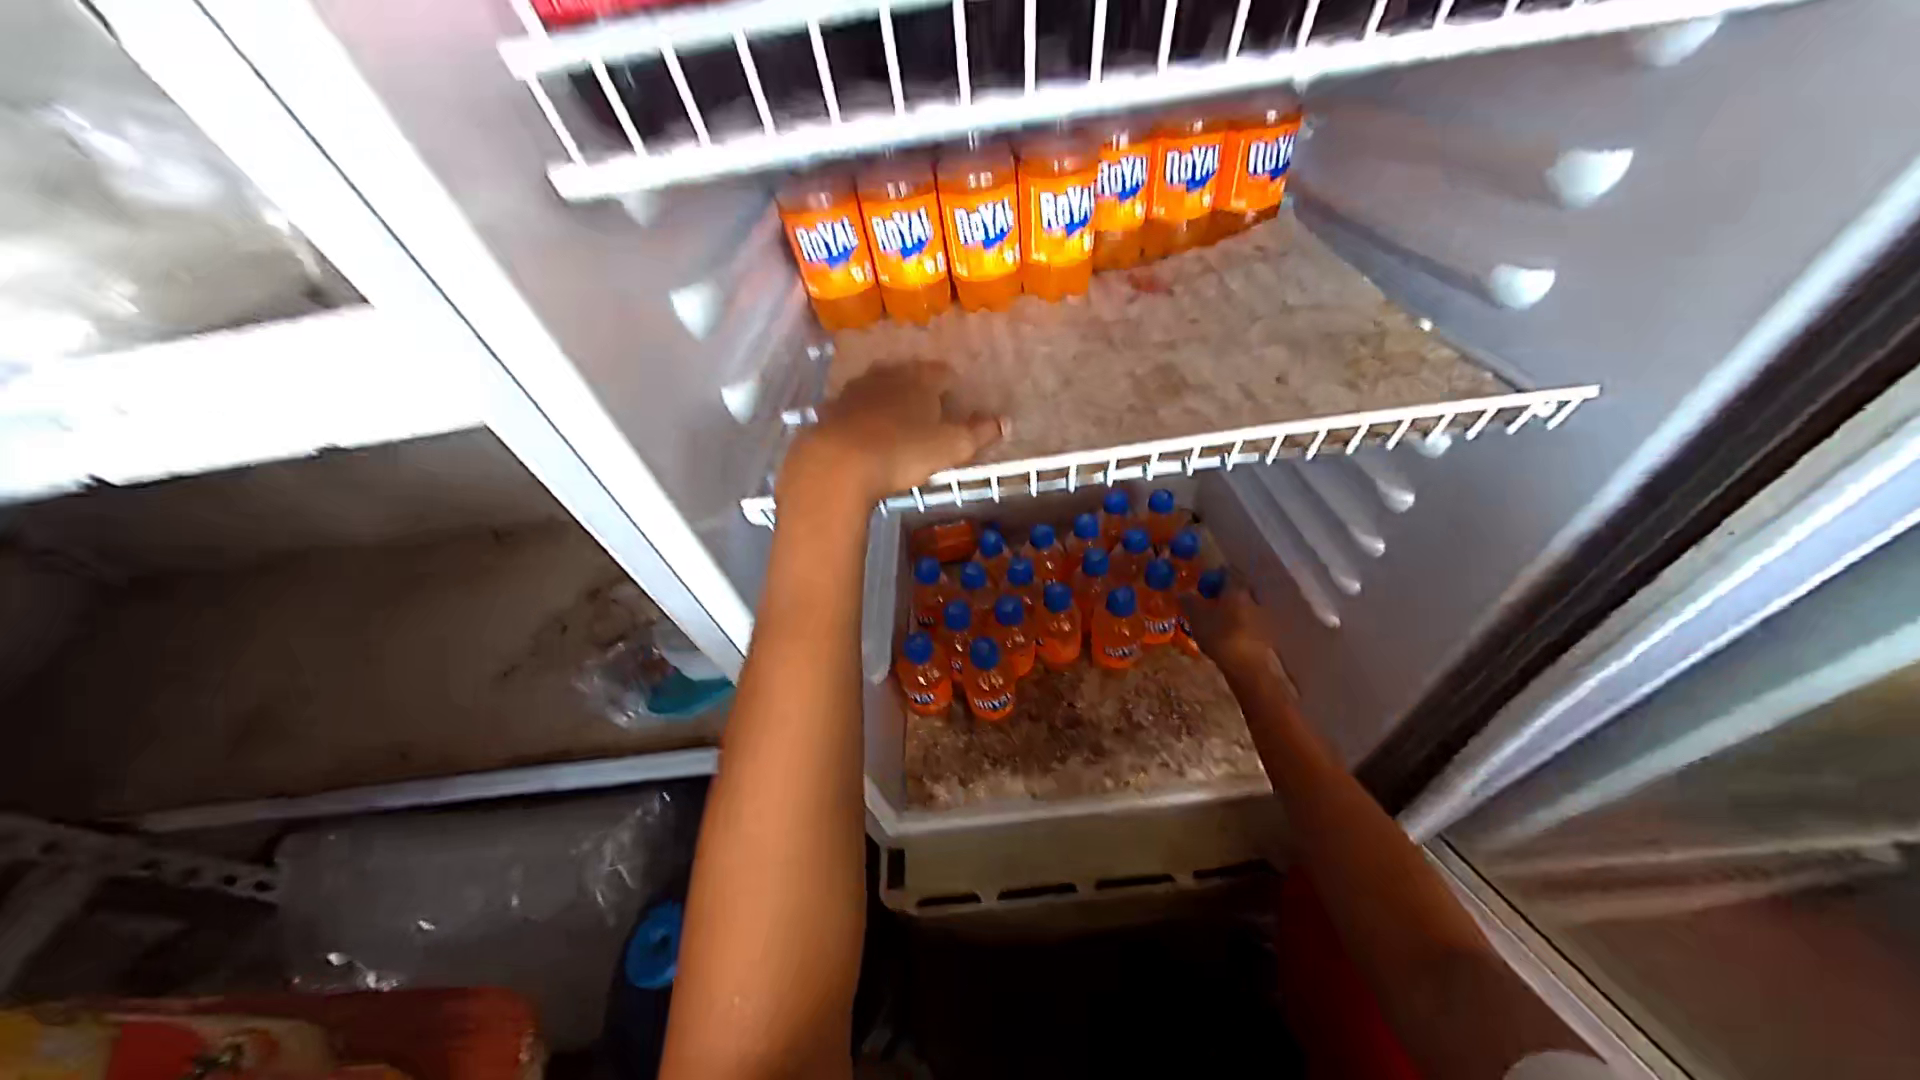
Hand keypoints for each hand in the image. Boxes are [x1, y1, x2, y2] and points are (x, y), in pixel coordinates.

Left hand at [780, 361, 1004, 504]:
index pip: (944, 373)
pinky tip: (865, 435)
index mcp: (921, 378)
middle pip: (909, 375)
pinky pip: (853, 408)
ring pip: (879, 388)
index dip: (953, 388)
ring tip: (897, 421)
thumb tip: (1004, 421)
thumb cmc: (903, 451)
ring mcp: (855, 390)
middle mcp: (887, 375)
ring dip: (889, 400)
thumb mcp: (951, 447)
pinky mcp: (831, 410)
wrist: (837, 463)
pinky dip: (862, 417)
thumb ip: (979, 433)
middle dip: (919, 389)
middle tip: (929, 412)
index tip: (957, 404)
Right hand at [1182, 582, 1294, 694]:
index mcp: (1237, 589)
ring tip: (1217, 616)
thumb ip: (1189, 602)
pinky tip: (1228, 631)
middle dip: (1225, 590)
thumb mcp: (1196, 617)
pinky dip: (1239, 621)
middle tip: (1209, 598)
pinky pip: (1249, 619)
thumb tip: (1182, 592)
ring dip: (1233, 606)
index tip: (1204, 581)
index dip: (1215, 574)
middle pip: (1238, 588)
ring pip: (1245, 604)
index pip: (1228, 573)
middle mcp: (1253, 598)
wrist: (1247, 667)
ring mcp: (1262, 616)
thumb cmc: (1220, 635)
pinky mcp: (1265, 633)